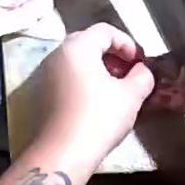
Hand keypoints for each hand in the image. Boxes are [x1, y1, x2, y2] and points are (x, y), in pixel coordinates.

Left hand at [40, 23, 154, 167]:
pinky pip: (68, 78)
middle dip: (113, 56)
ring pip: (77, 62)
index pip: (106, 31)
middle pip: (89, 43)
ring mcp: (46, 75)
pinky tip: (98, 102)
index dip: (128, 43)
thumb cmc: (99, 118)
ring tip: (117, 89)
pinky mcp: (42, 95)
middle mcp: (57, 55)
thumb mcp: (131, 95)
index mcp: (77, 47)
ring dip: (99, 69)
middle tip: (130, 73)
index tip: (141, 62)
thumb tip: (142, 71)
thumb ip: (142, 76)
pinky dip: (85, 82)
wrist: (63, 153)